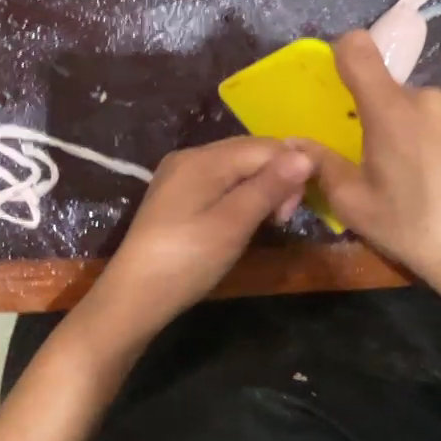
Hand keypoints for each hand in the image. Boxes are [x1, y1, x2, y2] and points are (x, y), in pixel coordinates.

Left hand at [91, 137, 313, 332]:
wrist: (135, 294)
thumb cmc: (188, 260)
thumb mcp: (234, 223)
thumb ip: (269, 187)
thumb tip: (306, 155)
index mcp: (204, 158)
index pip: (265, 146)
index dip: (290, 172)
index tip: (290, 213)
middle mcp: (190, 156)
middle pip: (249, 152)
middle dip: (276, 177)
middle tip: (280, 220)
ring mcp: (179, 175)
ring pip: (235, 167)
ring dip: (259, 188)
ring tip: (264, 222)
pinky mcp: (175, 195)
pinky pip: (218, 181)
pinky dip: (238, 195)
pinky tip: (239, 220)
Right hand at [293, 30, 440, 287]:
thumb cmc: (410, 226)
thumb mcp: (351, 202)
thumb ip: (319, 163)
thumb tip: (294, 143)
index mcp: (390, 109)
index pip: (358, 48)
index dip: (341, 55)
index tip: (336, 84)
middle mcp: (427, 97)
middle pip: (386, 88)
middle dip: (375, 114)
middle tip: (374, 159)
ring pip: (417, 105)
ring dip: (407, 126)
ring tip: (412, 172)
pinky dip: (434, 136)